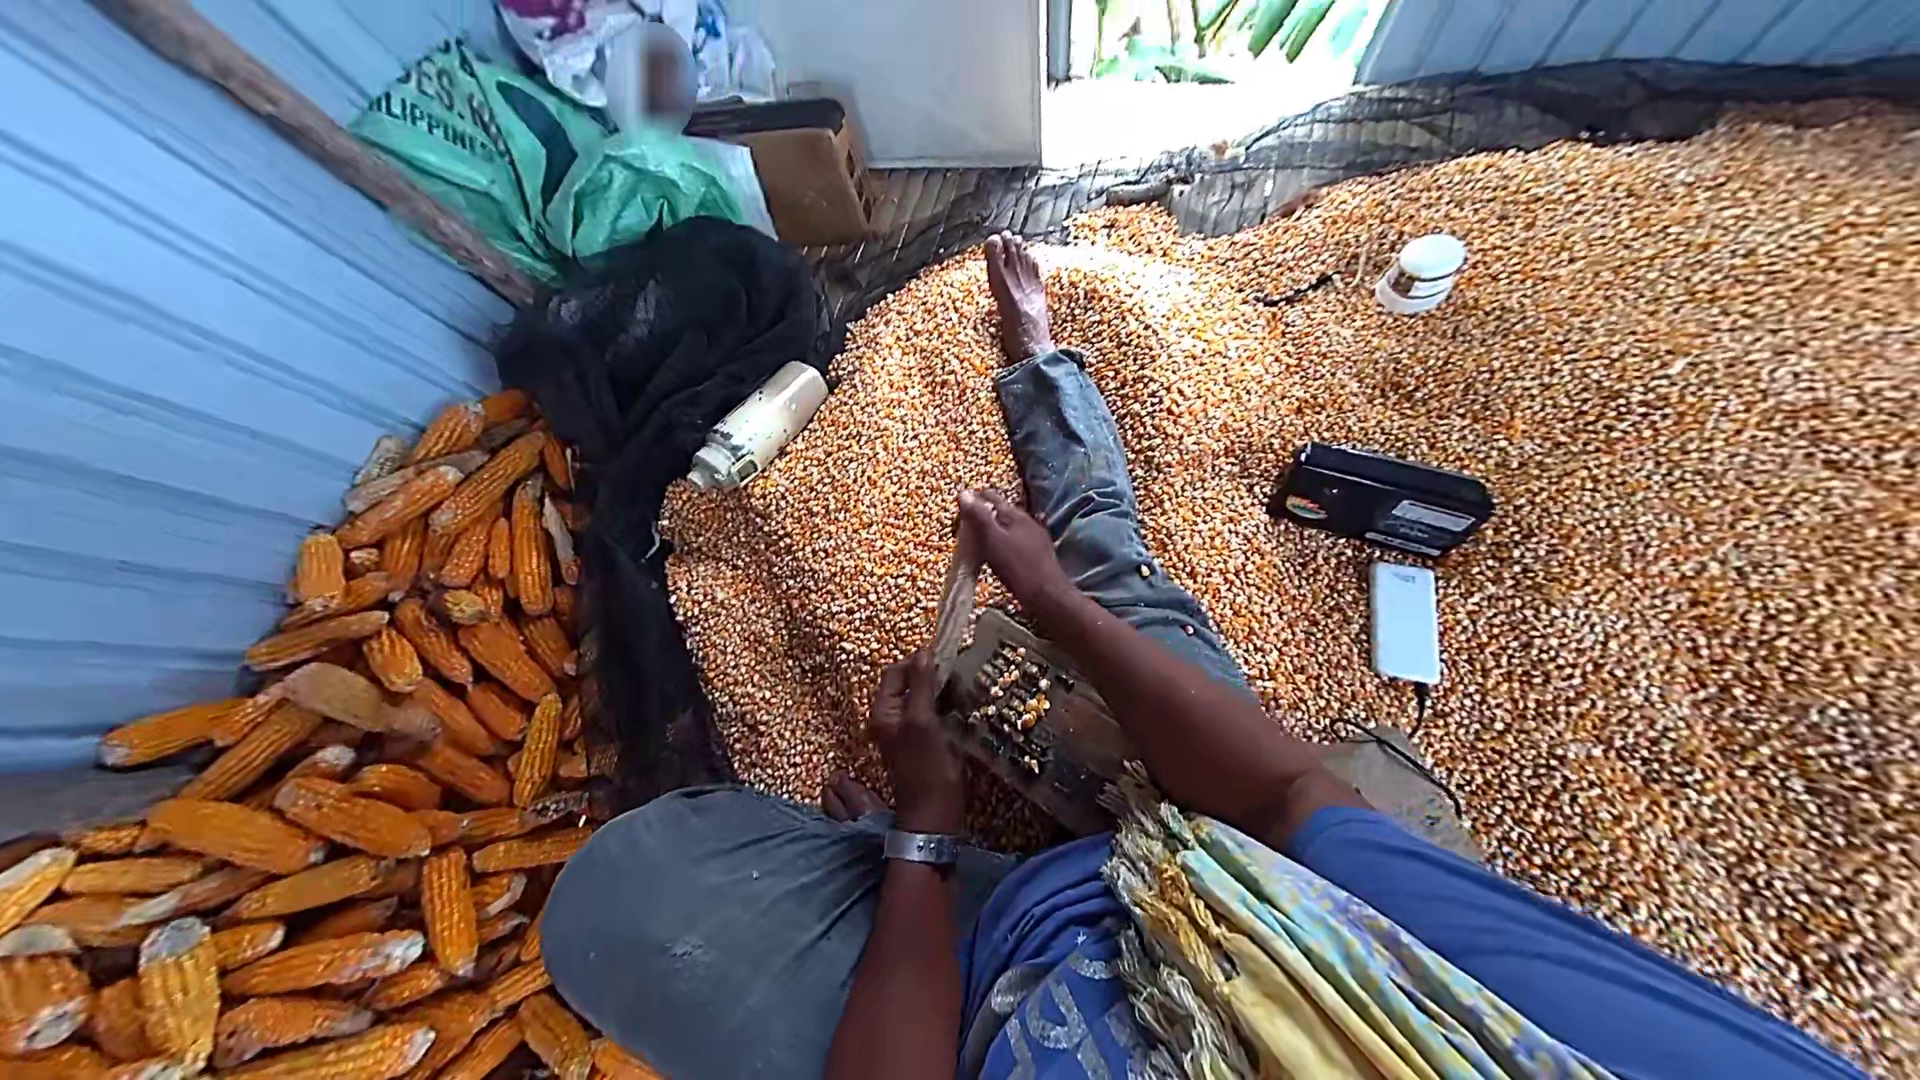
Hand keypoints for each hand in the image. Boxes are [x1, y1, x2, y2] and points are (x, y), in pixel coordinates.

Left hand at [870, 651, 963, 833]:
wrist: (934, 812)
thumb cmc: (926, 766)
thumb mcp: (921, 721)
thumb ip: (920, 685)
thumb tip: (923, 652)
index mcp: (884, 711)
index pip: (896, 672)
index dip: (917, 661)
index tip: (944, 658)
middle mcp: (892, 717)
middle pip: (909, 682)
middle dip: (931, 674)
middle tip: (957, 672)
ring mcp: (908, 728)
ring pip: (923, 696)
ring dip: (941, 689)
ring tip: (962, 686)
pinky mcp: (924, 738)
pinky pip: (933, 711)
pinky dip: (946, 704)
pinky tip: (962, 705)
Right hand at [957, 489, 1076, 614]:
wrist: (1047, 595)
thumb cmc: (1017, 567)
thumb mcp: (993, 540)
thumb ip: (979, 517)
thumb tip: (964, 493)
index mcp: (1014, 514)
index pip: (990, 497)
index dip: (973, 500)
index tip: (959, 511)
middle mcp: (1026, 520)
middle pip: (1000, 511)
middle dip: (982, 515)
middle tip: (965, 528)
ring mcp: (1034, 536)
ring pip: (1008, 526)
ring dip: (993, 530)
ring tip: (977, 542)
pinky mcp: (1037, 552)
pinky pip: (1015, 540)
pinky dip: (1002, 543)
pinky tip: (997, 554)